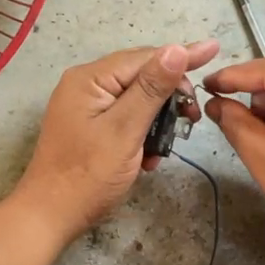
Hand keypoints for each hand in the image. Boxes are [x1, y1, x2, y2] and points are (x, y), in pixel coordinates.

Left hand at [12, 41, 218, 239]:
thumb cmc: (87, 176)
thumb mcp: (124, 130)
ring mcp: (85, 108)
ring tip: (167, 145)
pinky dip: (141, 135)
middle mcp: (85, 86)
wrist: (50, 216)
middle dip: (169, 96)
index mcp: (90, 79)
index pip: (144, 57)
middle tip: (192, 119)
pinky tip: (148, 157)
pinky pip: (124, 120)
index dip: (180, 58)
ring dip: (157, 121)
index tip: (214, 50)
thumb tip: (177, 48)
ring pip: (135, 100)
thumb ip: (151, 89)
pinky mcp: (89, 129)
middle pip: (140, 76)